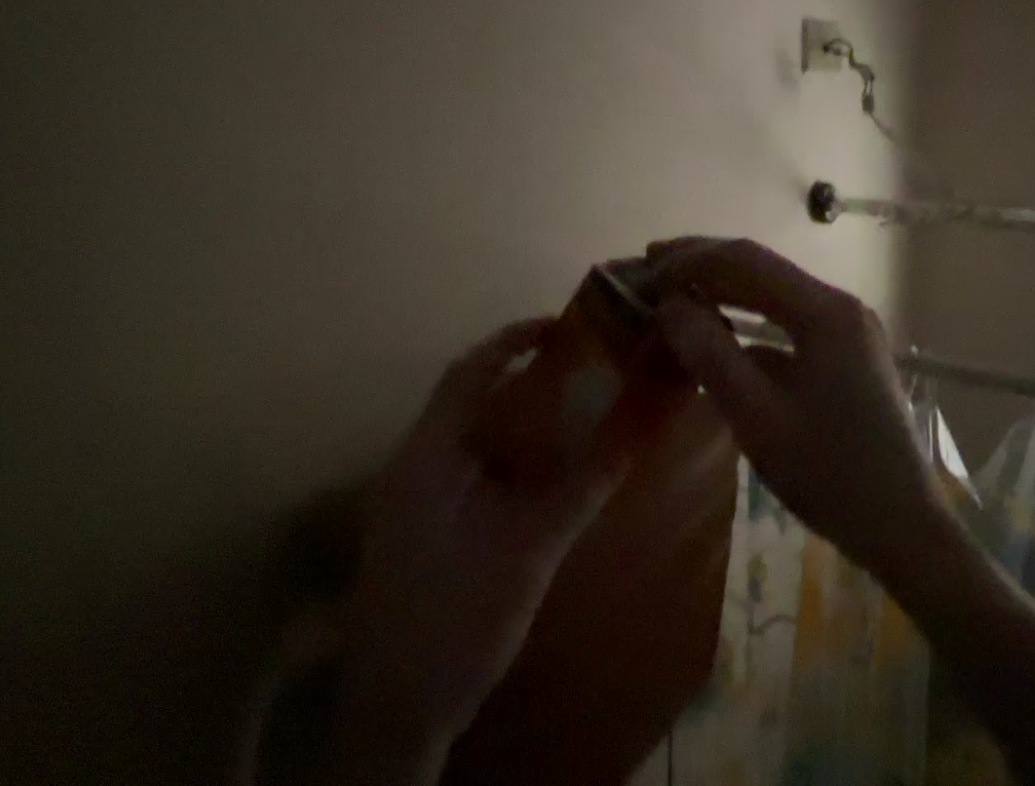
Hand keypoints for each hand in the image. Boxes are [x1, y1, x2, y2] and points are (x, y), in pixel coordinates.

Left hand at [332, 318, 632, 758]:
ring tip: (572, 411)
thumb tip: (637, 434)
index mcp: (428, 455)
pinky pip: (466, 470)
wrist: (398, 710)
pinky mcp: (419, 526)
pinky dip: (505, 458)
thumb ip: (583, 487)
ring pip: (467, 437)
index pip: (468, 371)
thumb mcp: (532, 550)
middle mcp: (412, 464)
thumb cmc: (460, 619)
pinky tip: (542, 473)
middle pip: (468, 399)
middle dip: (522, 378)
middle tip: (581, 367)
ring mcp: (410, 498)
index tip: (564, 325)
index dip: (513, 340)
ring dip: (514, 420)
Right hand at [645, 238, 947, 579]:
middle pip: (762, 269)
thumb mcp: (757, 416)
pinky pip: (787, 322)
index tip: (644, 272)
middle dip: (703, 266)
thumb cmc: (828, 472)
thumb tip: (668, 306)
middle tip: (649, 269)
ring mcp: (847, 331)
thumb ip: (709, 354)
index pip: (747, 261)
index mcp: (825, 312)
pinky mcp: (846, 356)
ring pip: (775, 294)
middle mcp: (840, 308)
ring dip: (723, 290)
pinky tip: (717, 334)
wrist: (901, 525)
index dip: (690, 259)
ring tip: (673, 292)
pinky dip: (747, 320)